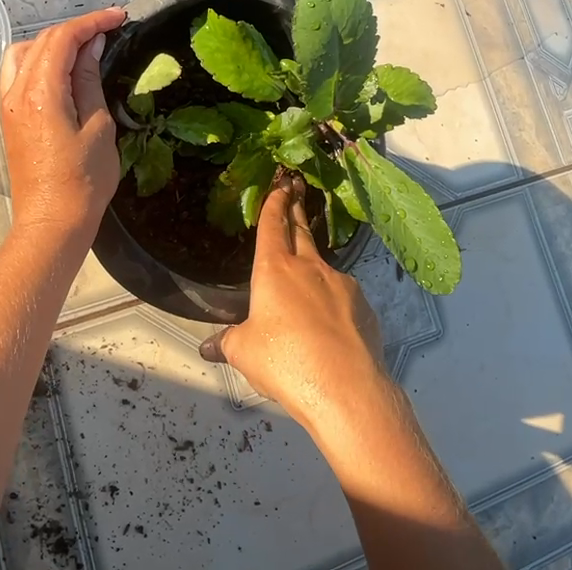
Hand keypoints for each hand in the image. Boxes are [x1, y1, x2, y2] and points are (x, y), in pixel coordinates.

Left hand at [0, 8, 126, 243]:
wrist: (52, 223)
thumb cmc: (82, 181)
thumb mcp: (98, 127)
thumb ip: (90, 81)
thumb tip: (92, 46)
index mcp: (41, 92)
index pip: (63, 39)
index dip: (93, 22)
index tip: (120, 17)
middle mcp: (17, 92)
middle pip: (42, 41)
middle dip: (77, 29)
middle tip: (111, 29)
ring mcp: (9, 105)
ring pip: (25, 53)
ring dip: (54, 42)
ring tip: (85, 47)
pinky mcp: (11, 118)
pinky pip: (19, 73)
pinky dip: (40, 60)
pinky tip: (62, 69)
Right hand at [201, 173, 387, 433]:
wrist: (346, 389)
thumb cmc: (285, 362)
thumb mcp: (244, 353)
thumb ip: (227, 343)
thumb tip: (208, 348)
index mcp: (275, 269)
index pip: (273, 224)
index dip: (274, 202)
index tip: (279, 184)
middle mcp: (310, 267)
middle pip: (301, 231)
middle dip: (296, 209)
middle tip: (296, 188)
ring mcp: (341, 284)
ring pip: (323, 267)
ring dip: (313, 265)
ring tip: (306, 284)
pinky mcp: (363, 307)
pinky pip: (342, 296)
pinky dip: (333, 301)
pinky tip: (329, 326)